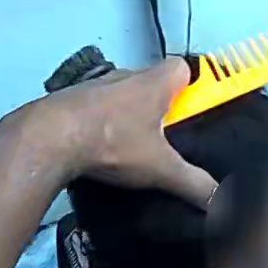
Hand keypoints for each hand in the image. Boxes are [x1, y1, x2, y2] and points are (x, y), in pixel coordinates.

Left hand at [11, 58, 216, 208]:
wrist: (47, 140)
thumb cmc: (113, 143)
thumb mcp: (160, 169)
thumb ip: (193, 183)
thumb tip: (220, 200)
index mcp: (153, 84)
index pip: (181, 68)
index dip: (190, 86)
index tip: (191, 111)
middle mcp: (125, 76)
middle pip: (152, 83)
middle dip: (161, 107)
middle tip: (165, 138)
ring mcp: (95, 86)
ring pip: (123, 95)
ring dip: (129, 115)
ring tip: (131, 147)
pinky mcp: (71, 100)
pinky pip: (97, 107)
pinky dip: (102, 123)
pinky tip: (100, 149)